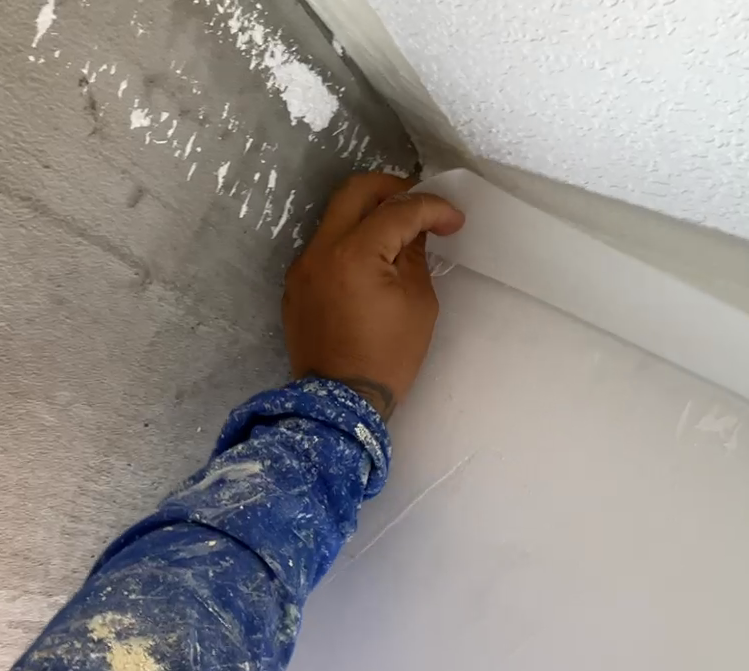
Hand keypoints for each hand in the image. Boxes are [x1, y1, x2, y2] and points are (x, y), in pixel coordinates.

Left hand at [283, 173, 464, 419]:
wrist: (340, 402)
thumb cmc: (387, 358)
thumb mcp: (418, 303)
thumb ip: (415, 256)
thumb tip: (413, 233)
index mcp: (354, 254)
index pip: (398, 211)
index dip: (432, 208)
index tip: (453, 221)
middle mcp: (320, 252)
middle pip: (355, 192)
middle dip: (392, 190)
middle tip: (418, 207)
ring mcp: (302, 269)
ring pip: (335, 219)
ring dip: (367, 218)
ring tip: (395, 237)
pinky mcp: (295, 288)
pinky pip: (323, 250)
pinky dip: (348, 246)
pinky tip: (368, 266)